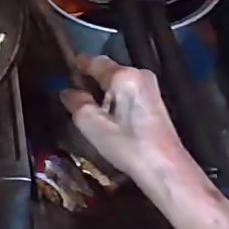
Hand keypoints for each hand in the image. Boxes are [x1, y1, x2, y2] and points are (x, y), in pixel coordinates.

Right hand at [62, 55, 190, 184]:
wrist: (165, 168)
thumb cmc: (127, 145)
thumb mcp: (92, 125)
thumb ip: (76, 102)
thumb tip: (67, 91)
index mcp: (123, 76)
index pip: (95, 61)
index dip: (78, 63)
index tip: (63, 68)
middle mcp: (139, 74)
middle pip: (108, 70)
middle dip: (90, 79)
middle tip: (71, 91)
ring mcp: (150, 86)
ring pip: (118, 81)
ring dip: (102, 89)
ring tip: (86, 103)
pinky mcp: (154, 100)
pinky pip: (128, 90)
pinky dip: (115, 96)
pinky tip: (107, 112)